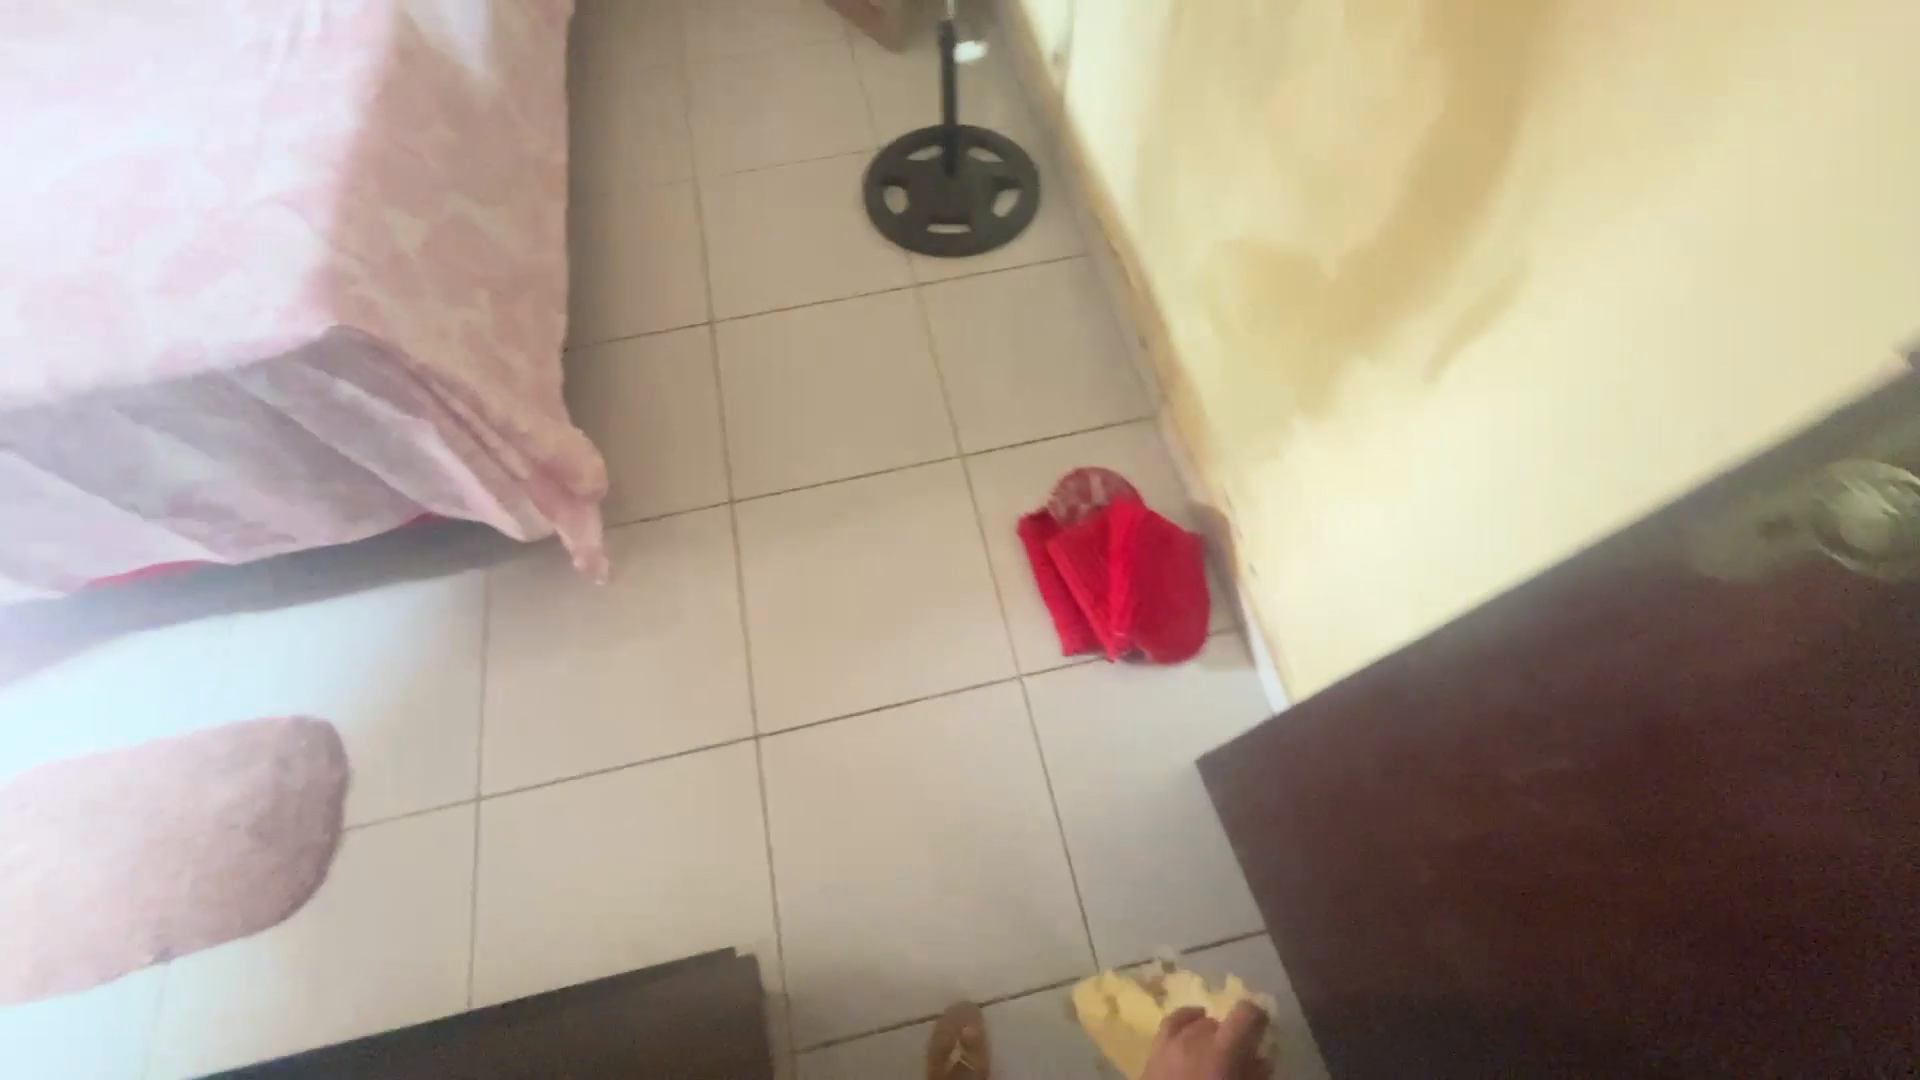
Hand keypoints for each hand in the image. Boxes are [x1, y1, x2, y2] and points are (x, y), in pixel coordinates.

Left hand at [1139, 1001, 1270, 1079]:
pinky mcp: (1152, 1054)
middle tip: (1246, 1061)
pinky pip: (1171, 1024)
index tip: (1264, 1030)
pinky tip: (1195, 1022)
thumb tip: (1261, 1062)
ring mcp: (1170, 1044)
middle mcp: (1194, 1040)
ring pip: (1198, 1024)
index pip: (1245, 1015)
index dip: (1258, 1019)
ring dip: (1214, 1034)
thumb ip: (1253, 1079)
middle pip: (1221, 1023)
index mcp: (1221, 1055)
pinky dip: (1186, 1020)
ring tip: (1223, 1052)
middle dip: (1236, 1038)